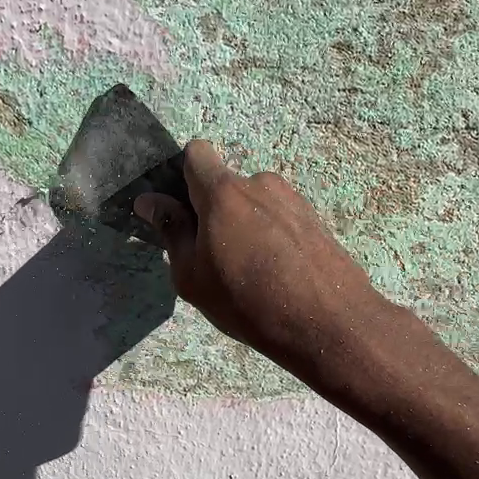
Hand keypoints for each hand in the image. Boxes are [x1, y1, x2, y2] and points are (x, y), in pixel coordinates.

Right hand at [133, 141, 383, 367]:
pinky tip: (276, 274)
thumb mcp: (193, 275)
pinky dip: (269, 236)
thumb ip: (171, 231)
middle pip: (224, 185)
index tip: (181, 210)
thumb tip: (149, 201)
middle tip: (212, 256)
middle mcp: (259, 184)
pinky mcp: (314, 219)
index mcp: (223, 192)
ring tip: (249, 272)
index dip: (183, 175)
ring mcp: (292, 199)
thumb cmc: (248, 301)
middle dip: (213, 211)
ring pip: (252, 204)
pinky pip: (278, 218)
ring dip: (243, 225)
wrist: (330, 324)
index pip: (197, 153)